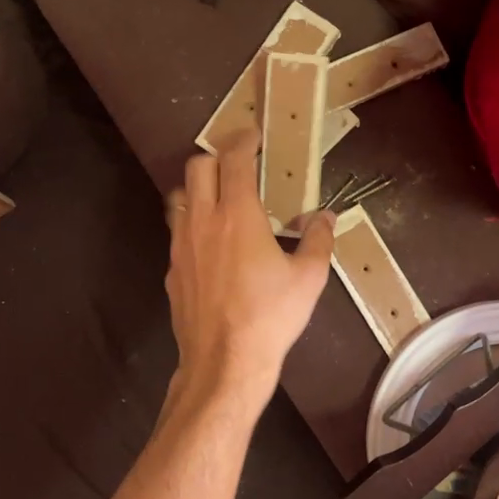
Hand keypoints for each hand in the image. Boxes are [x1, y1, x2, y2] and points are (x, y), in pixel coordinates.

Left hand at [165, 131, 335, 397]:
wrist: (224, 361)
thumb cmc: (271, 316)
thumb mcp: (309, 278)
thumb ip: (318, 240)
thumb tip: (326, 217)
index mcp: (238, 215)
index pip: (234, 160)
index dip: (243, 141)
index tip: (253, 137)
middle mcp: (203, 221)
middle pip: (197, 167)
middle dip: (217, 158)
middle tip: (239, 166)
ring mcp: (182, 246)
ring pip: (180, 198)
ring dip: (198, 188)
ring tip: (219, 199)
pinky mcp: (173, 271)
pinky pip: (177, 233)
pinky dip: (193, 225)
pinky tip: (211, 246)